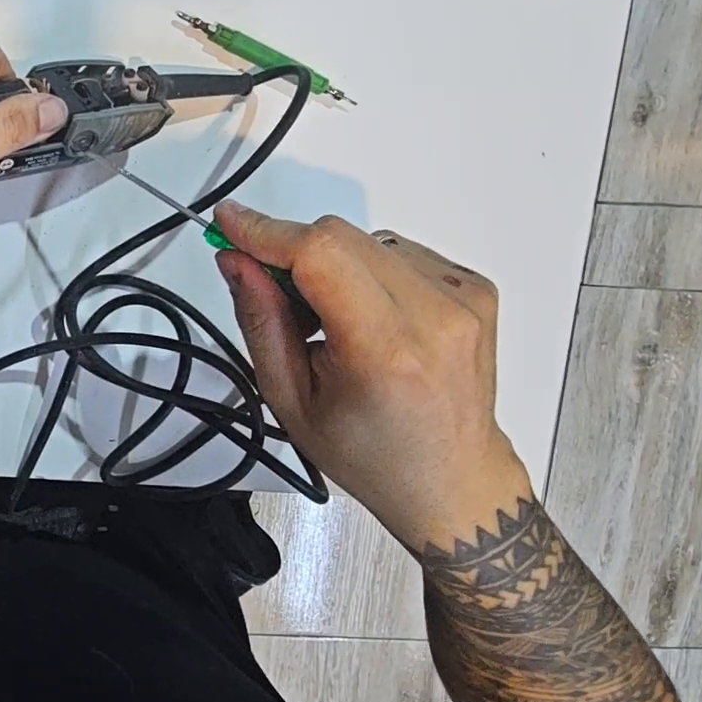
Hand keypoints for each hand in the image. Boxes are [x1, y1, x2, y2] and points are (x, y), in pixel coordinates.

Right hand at [214, 202, 532, 551]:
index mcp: (387, 351)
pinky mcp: (473, 288)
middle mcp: (437, 316)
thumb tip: (236, 261)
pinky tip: (357, 314)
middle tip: (263, 286)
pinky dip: (360, 271)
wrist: (450, 478)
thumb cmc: (371, 452)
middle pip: (339, 237)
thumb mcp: (288, 397)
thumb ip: (260, 320)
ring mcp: (463, 298)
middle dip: (287, 250)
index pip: (320, 255)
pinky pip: (393, 251)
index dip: (265, 231)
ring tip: (322, 320)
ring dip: (325, 264)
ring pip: (364, 240)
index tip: (228, 223)